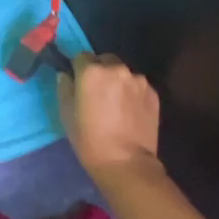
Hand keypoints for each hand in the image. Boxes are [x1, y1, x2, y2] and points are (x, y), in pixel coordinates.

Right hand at [59, 53, 160, 180]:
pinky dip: (132, 93)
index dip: (78, 69)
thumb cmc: (89, 140)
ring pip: (123, 73)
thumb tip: (66, 75)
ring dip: (118, 82)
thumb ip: (65, 88)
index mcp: (92, 72)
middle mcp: (117, 69)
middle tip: (97, 94)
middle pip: (105, 60)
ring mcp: (138, 80)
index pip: (81, 56)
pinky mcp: (153, 93)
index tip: (78, 84)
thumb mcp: (66, 115)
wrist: (125, 162)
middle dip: (100, 71)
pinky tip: (129, 113)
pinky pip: (138, 86)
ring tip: (116, 106)